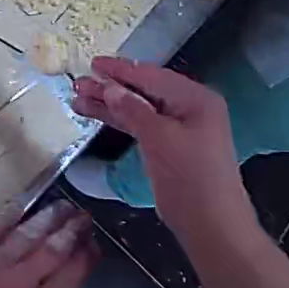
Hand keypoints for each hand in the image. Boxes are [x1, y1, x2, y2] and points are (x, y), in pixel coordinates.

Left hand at [0, 201, 95, 287]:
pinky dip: (11, 216)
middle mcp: (18, 285)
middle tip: (84, 217)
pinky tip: (23, 206)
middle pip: (52, 253)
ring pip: (27, 235)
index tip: (93, 246)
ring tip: (63, 205)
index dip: (83, 261)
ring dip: (48, 218)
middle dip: (71, 233)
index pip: (68, 282)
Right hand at [70, 56, 257, 244]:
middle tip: (78, 83)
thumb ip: (132, 108)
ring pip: (136, 108)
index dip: (120, 69)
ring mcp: (178, 129)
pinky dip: (116, 119)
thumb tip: (107, 87)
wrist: (211, 225)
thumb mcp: (159, 137)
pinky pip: (138, 124)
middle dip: (109, 87)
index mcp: (195, 99)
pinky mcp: (167, 146)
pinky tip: (93, 114)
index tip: (92, 63)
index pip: (152, 76)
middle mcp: (189, 108)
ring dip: (107, 103)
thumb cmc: (190, 176)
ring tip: (77, 98)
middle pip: (142, 91)